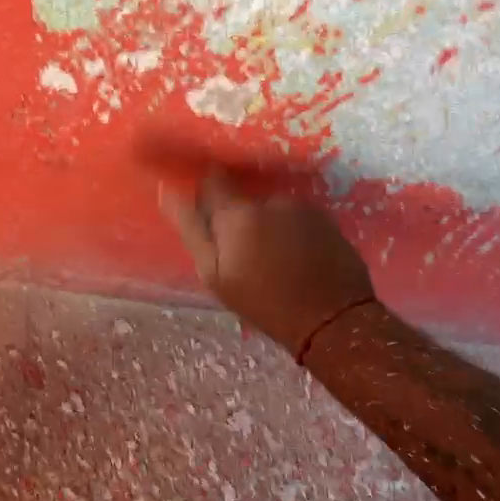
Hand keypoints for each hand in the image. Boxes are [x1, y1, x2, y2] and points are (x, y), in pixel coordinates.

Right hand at [158, 171, 375, 356]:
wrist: (333, 320)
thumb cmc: (263, 302)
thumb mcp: (214, 274)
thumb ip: (191, 229)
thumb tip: (166, 190)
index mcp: (237, 213)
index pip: (212, 180)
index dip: (207, 195)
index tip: (208, 216)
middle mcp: (269, 200)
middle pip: (243, 199)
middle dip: (239, 219)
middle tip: (243, 254)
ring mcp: (301, 207)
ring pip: (270, 209)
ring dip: (266, 226)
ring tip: (273, 260)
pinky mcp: (326, 219)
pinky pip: (296, 218)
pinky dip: (291, 232)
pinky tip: (296, 259)